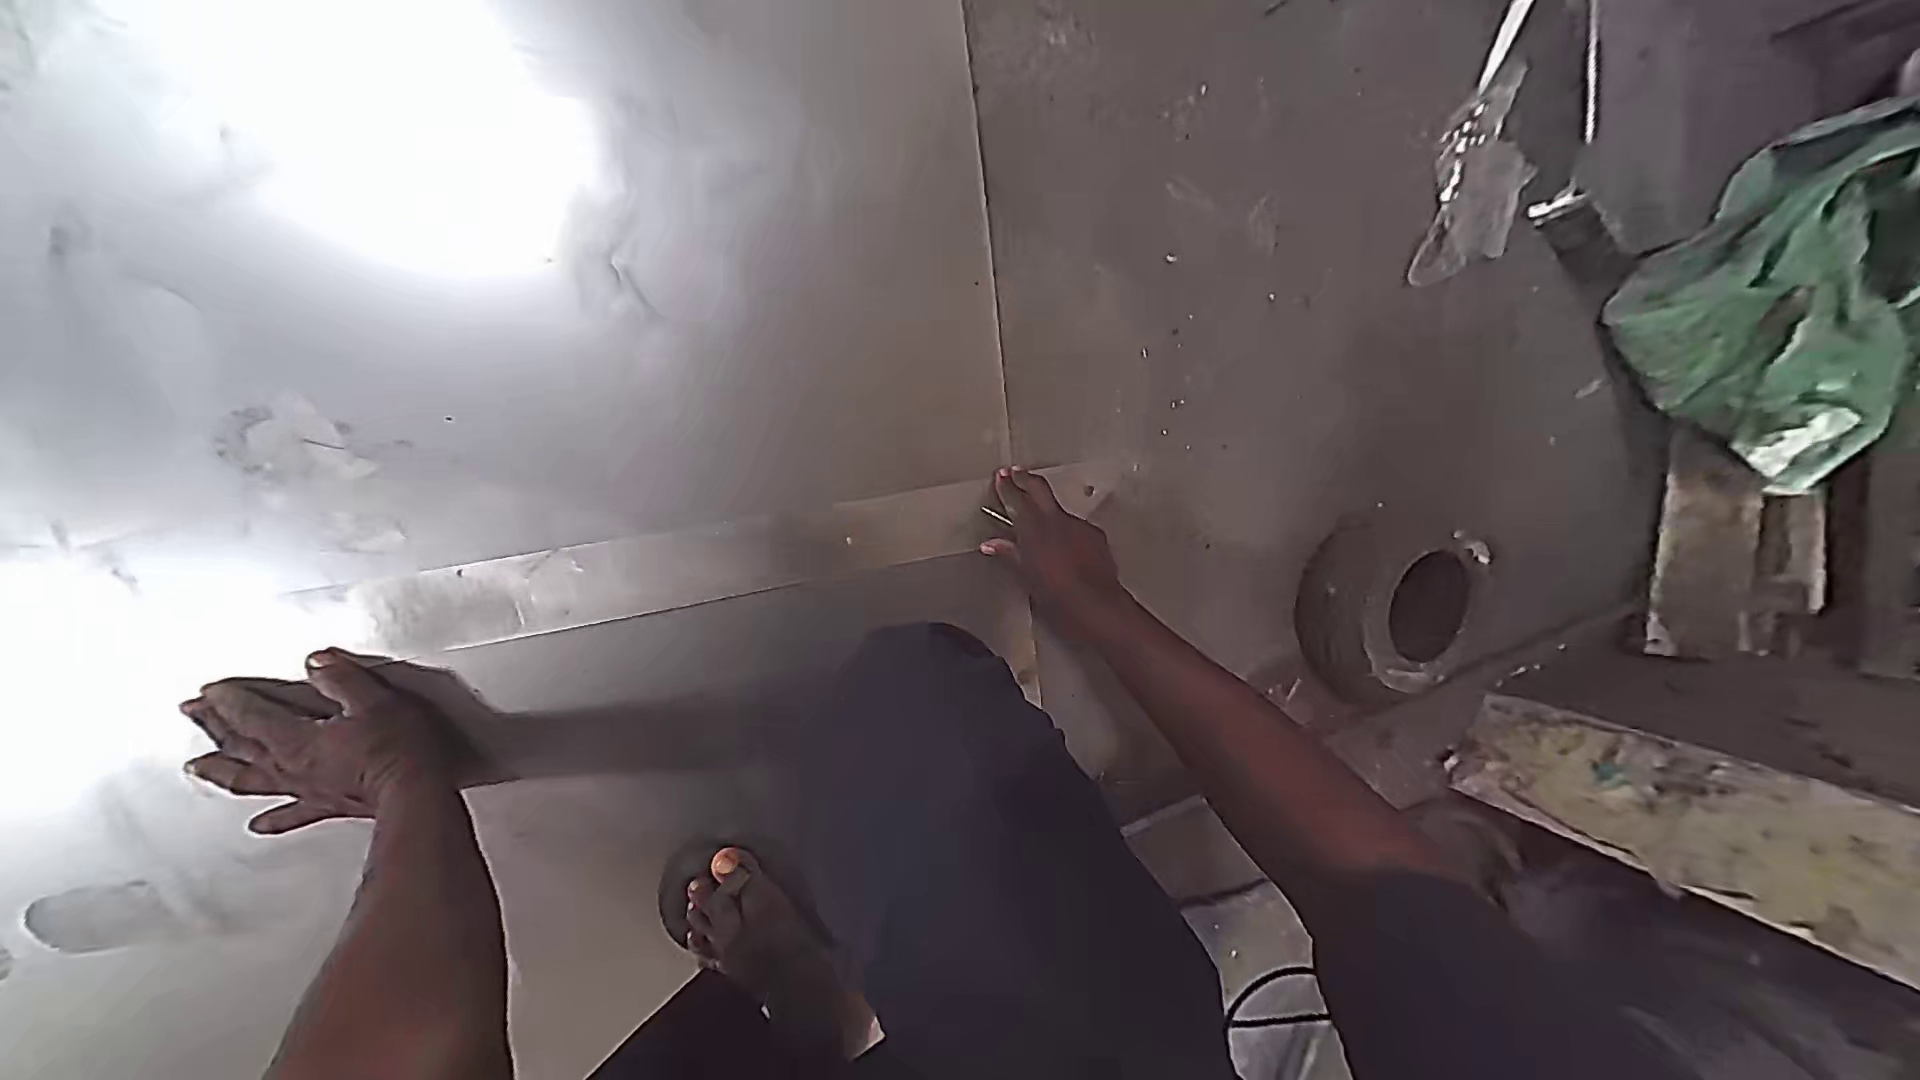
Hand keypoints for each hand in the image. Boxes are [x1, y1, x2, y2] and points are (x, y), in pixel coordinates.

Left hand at [181, 649, 466, 833]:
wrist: (418, 790)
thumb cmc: (401, 746)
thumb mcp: (379, 700)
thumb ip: (345, 680)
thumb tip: (317, 662)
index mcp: (299, 738)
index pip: (254, 714)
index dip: (232, 699)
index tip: (212, 690)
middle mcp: (291, 766)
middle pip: (241, 745)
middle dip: (215, 726)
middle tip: (193, 713)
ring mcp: (306, 789)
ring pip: (250, 779)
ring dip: (222, 770)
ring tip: (200, 765)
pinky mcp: (328, 807)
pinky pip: (290, 815)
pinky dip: (272, 818)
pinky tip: (259, 822)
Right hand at [981, 466, 1132, 637]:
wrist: (1094, 603)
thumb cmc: (1054, 594)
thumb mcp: (1025, 575)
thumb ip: (1009, 554)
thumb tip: (991, 544)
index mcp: (1032, 527)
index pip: (1015, 499)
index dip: (1006, 487)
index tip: (1001, 477)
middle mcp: (1055, 519)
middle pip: (1038, 488)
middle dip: (1024, 478)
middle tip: (1014, 472)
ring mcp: (1078, 525)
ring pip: (1058, 510)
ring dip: (1047, 509)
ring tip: (1039, 516)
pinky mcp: (1095, 535)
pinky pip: (1076, 527)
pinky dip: (1066, 530)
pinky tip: (1065, 542)